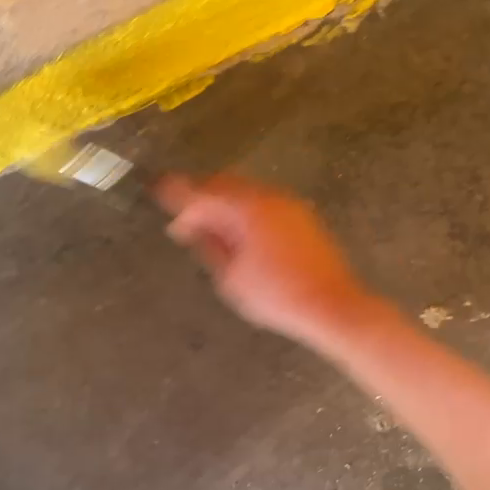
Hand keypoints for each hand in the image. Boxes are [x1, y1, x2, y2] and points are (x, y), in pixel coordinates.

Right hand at [156, 174, 379, 345]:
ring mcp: (290, 205)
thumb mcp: (231, 277)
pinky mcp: (303, 218)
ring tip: (209, 231)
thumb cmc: (277, 295)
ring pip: (247, 192)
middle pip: (226, 184)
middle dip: (201, 197)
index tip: (158, 192)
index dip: (178, 193)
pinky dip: (244, 212)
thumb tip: (192, 227)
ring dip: (224, 205)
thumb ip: (209, 246)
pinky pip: (264, 204)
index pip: (203, 191)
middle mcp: (269, 197)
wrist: (332, 305)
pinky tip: (239, 235)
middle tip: (184, 221)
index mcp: (248, 207)